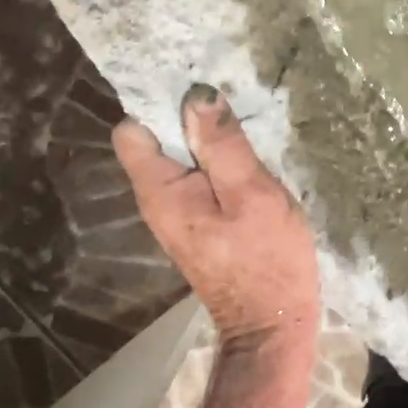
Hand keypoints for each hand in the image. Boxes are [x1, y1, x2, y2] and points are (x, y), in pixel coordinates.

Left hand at [112, 84, 319, 351]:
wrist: (274, 322)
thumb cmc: (266, 258)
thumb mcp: (251, 193)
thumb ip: (223, 144)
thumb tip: (197, 94)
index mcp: (161, 190)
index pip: (133, 129)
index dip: (159, 102)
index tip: (197, 85)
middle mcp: (159, 199)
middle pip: (157, 138)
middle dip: (188, 114)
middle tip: (229, 95)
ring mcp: (179, 212)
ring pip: (181, 156)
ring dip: (207, 136)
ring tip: (242, 118)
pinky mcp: (201, 220)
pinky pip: (198, 175)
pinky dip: (218, 158)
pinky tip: (246, 152)